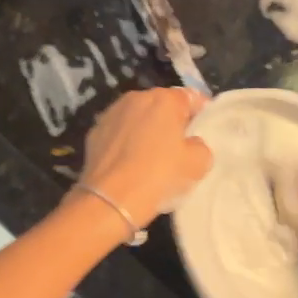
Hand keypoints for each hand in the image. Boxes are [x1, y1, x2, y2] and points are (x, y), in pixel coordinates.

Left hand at [77, 88, 212, 227]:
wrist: (111, 199)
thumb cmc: (159, 176)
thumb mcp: (198, 164)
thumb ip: (201, 146)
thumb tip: (192, 144)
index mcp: (164, 100)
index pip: (190, 98)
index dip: (200, 112)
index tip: (203, 129)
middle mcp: (136, 98)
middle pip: (161, 105)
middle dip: (171, 120)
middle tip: (180, 144)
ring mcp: (111, 113)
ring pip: (138, 116)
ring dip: (147, 129)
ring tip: (152, 153)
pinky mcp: (94, 132)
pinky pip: (119, 132)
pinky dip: (126, 141)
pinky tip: (130, 162)